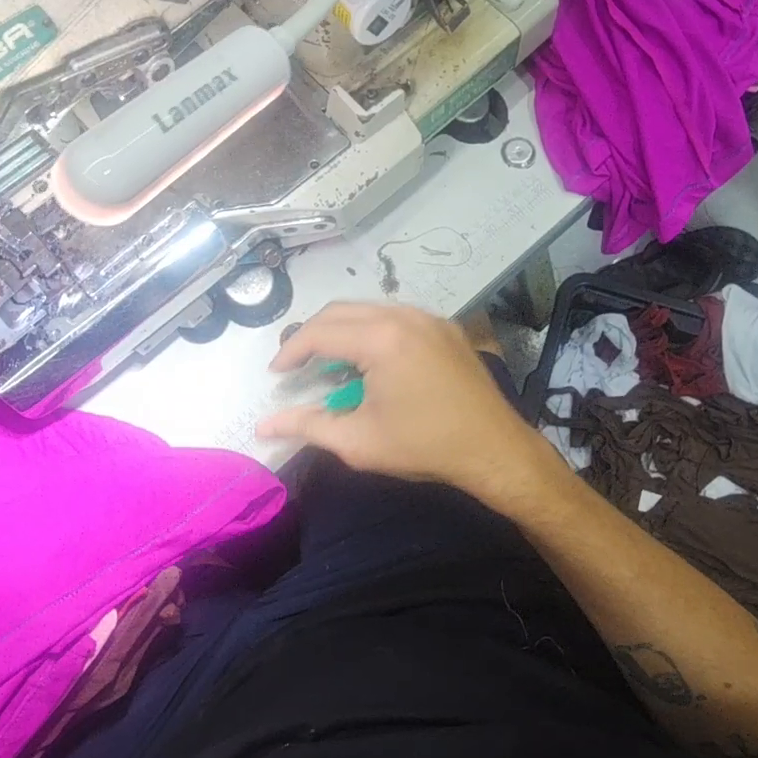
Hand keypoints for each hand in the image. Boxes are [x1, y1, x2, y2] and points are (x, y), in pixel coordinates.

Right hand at [256, 303, 566, 502]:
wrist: (493, 448)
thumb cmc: (423, 446)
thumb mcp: (359, 441)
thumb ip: (308, 426)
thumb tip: (264, 426)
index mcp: (380, 339)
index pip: (319, 333)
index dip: (291, 351)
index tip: (276, 373)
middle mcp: (403, 316)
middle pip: (341, 311)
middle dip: (312, 334)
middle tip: (296, 364)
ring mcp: (429, 318)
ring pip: (370, 309)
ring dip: (343, 330)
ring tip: (330, 362)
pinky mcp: (446, 327)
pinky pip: (397, 316)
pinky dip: (373, 330)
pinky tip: (370, 360)